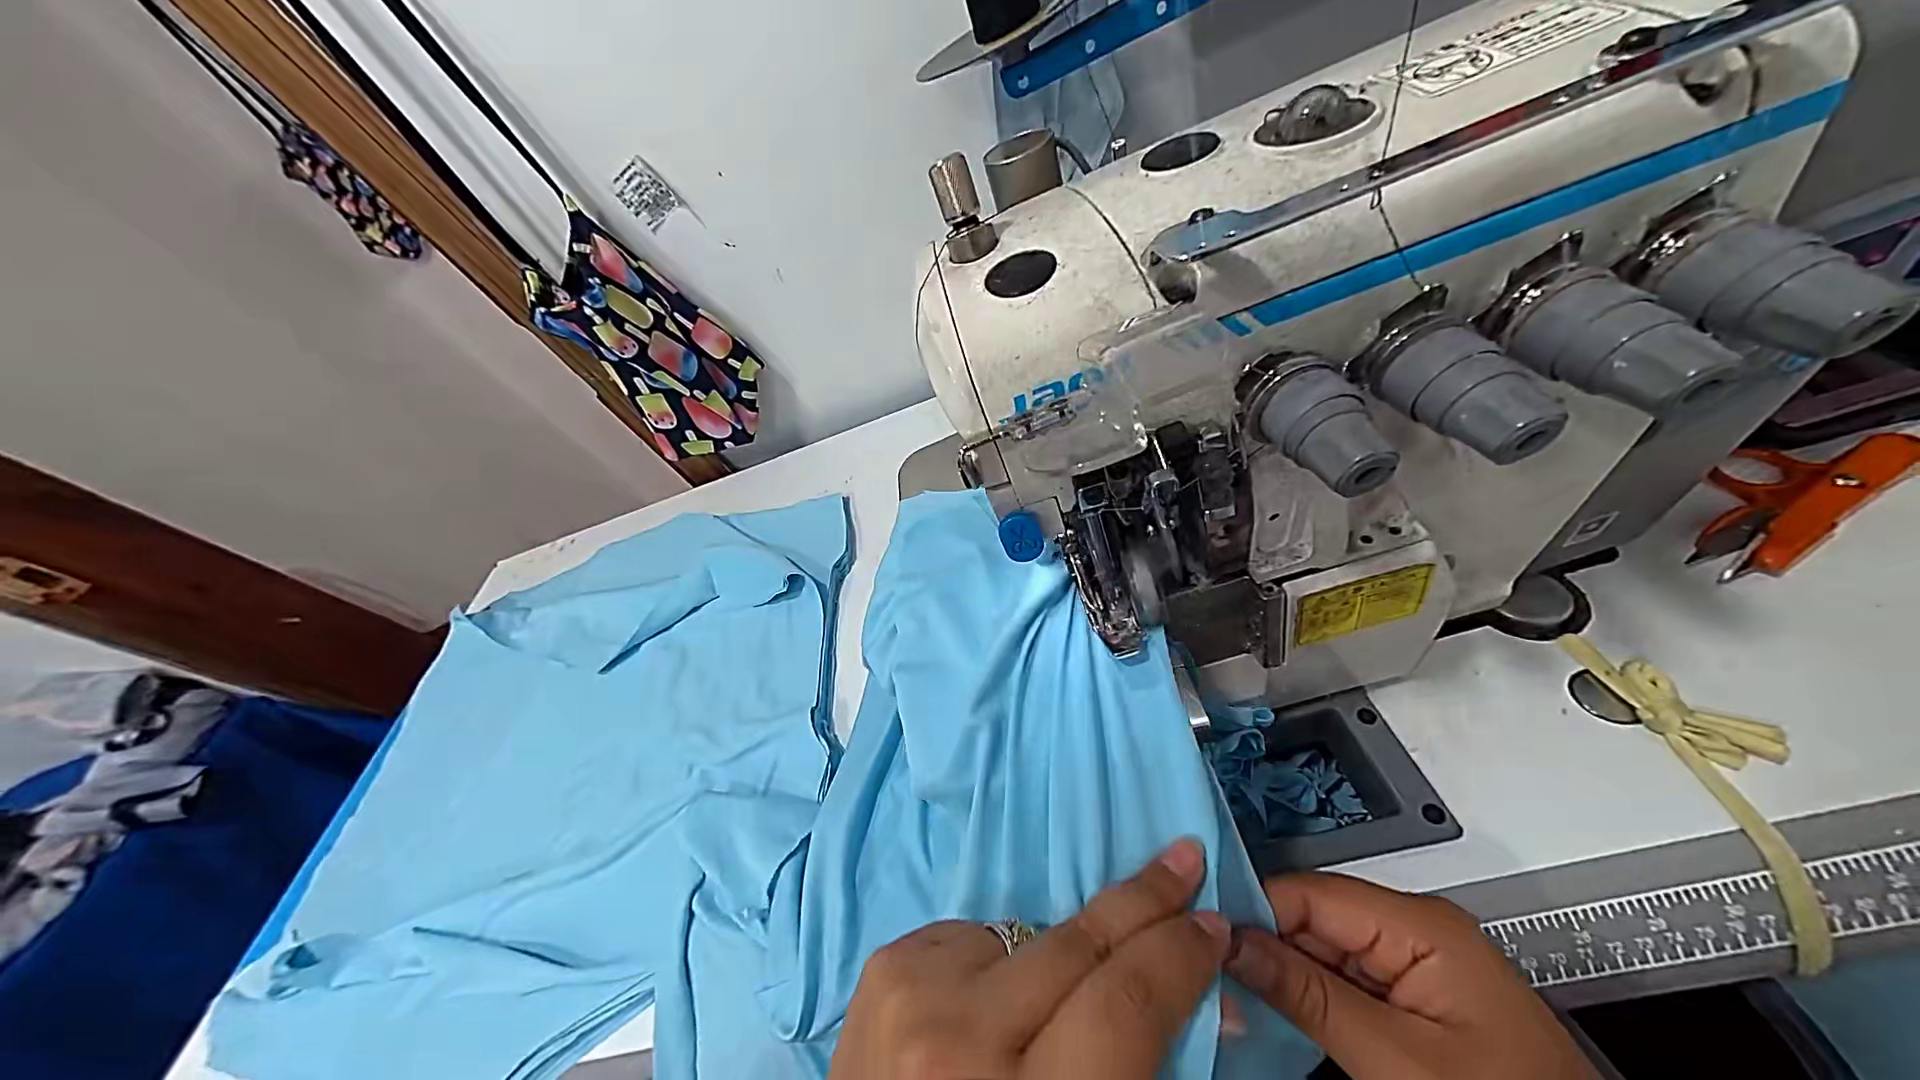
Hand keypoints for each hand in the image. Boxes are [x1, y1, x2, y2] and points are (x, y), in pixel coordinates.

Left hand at [827, 838, 1231, 1078]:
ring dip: (1050, 953)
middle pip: (1074, 944)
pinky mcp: (882, 969)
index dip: (1176, 955)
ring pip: (1021, 932)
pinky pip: (969, 937)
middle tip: (1181, 863)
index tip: (1210, 921)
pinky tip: (983, 1003)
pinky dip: (989, 962)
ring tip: (1050, 996)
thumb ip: (1139, 1059)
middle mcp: (960, 1037)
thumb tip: (1196, 985)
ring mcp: (912, 994)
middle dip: (1139, 902)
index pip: (1122, 1000)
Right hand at [1226, 873, 1599, 1079]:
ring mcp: (1411, 959)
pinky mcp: (1409, 990)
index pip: (1307, 893)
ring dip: (1278, 970)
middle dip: (1262, 944)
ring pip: (1318, 946)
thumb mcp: (1398, 1061)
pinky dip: (1305, 991)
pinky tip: (1273, 1007)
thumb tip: (1233, 942)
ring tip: (1235, 993)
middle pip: (1310, 916)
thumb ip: (1309, 994)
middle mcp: (1412, 927)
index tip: (1204, 940)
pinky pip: (1339, 975)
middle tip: (1213, 976)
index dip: (1251, 912)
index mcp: (1419, 924)